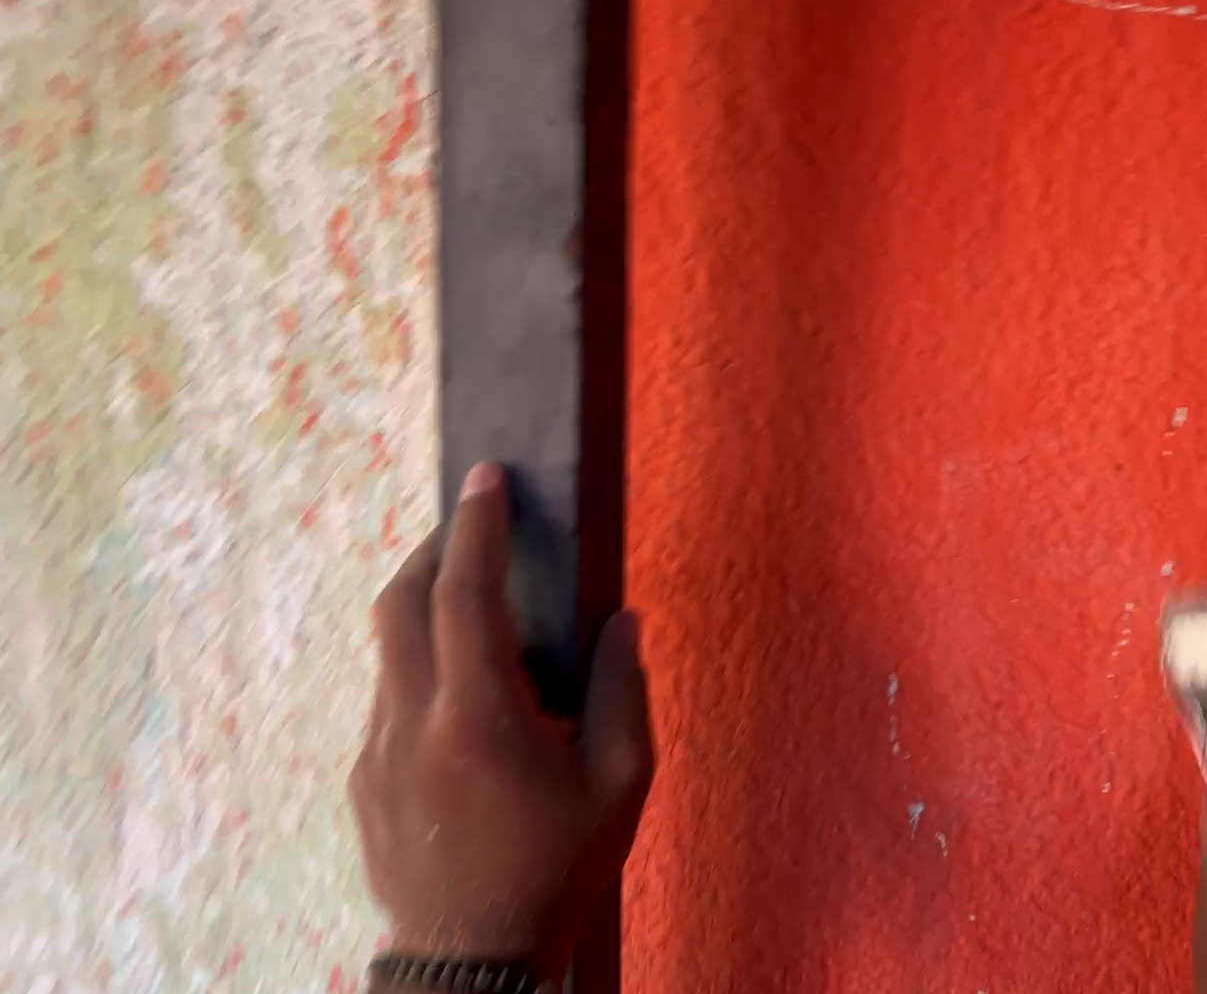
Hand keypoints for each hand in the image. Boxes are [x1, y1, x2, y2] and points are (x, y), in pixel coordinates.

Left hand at [350, 462, 653, 980]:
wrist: (473, 964)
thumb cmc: (562, 863)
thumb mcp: (622, 777)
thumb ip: (624, 689)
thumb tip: (620, 620)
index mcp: (478, 720)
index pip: (464, 598)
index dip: (477, 529)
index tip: (487, 477)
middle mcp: (410, 726)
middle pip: (399, 606)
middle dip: (436, 547)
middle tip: (477, 520)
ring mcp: (375, 755)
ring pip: (389, 649)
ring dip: (431, 603)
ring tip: (486, 600)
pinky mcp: (364, 780)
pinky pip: (391, 692)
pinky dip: (426, 657)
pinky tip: (475, 684)